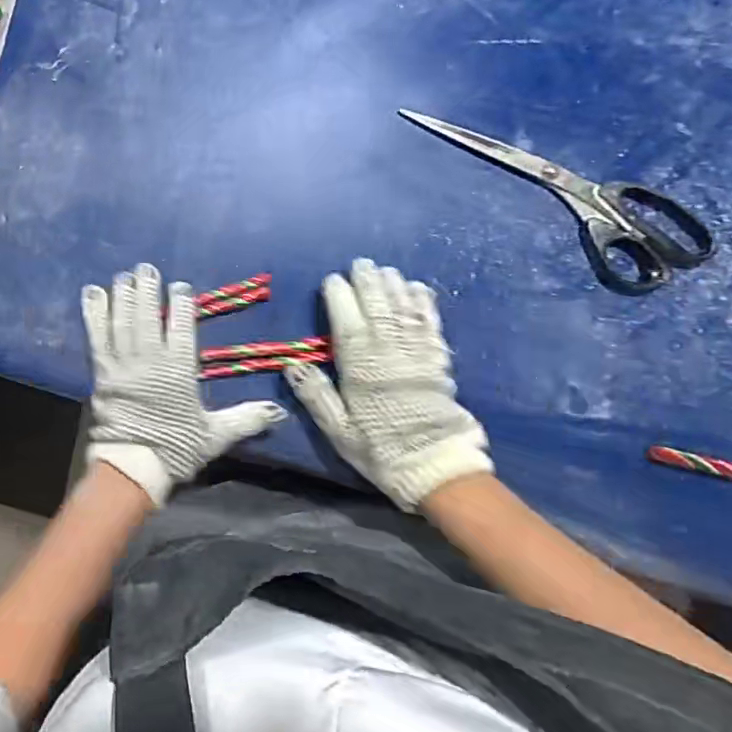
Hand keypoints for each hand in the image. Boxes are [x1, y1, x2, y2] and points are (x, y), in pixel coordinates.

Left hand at [82, 263, 285, 504]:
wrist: (133, 464)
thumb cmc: (177, 448)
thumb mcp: (216, 434)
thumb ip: (246, 418)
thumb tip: (279, 412)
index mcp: (180, 371)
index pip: (183, 328)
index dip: (183, 304)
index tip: (181, 286)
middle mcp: (151, 360)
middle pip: (149, 317)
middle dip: (148, 290)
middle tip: (145, 269)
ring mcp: (123, 364)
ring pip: (123, 321)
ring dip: (123, 296)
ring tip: (124, 276)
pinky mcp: (101, 371)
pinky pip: (97, 336)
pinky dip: (94, 313)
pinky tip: (92, 293)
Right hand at [283, 259, 490, 511]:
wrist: (436, 467)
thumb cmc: (379, 447)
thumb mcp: (338, 428)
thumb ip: (315, 394)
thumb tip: (292, 364)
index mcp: (361, 369)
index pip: (347, 323)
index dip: (339, 298)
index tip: (331, 279)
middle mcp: (390, 355)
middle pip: (378, 309)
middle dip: (369, 283)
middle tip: (361, 263)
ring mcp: (417, 356)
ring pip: (405, 312)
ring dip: (395, 288)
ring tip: (386, 270)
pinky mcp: (439, 363)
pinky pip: (431, 326)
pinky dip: (424, 305)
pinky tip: (418, 290)